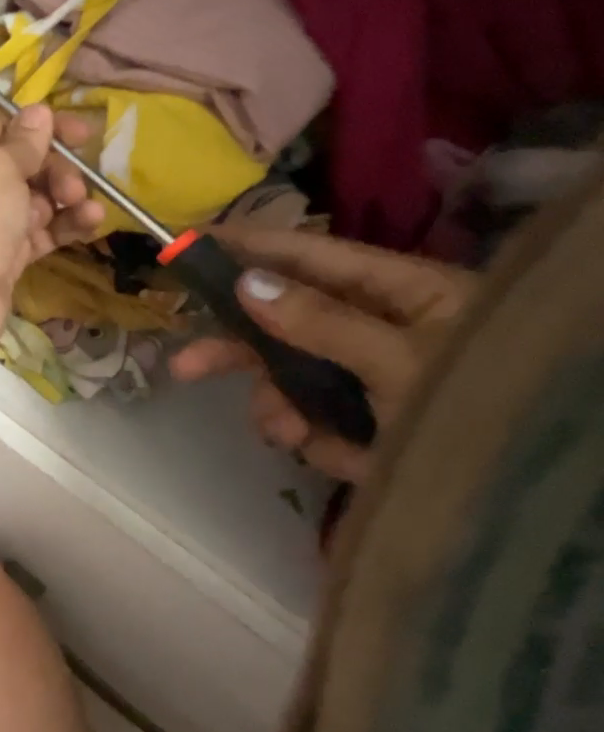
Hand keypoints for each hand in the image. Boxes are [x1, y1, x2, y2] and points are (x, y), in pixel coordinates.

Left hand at [0, 106, 105, 379]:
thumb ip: (22, 142)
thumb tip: (37, 112)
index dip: (41, 128)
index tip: (84, 135)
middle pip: (20, 164)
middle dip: (56, 169)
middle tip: (73, 187)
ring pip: (33, 199)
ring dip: (67, 198)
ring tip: (86, 208)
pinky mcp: (0, 256)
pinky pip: (38, 231)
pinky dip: (64, 225)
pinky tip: (92, 224)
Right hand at [169, 225, 476, 483]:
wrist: (545, 487)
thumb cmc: (482, 401)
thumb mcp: (400, 358)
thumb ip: (321, 321)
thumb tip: (246, 282)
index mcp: (405, 294)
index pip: (311, 256)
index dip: (249, 247)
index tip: (187, 243)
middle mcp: (386, 330)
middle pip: (288, 325)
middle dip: (239, 352)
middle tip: (185, 367)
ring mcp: (382, 379)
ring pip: (298, 381)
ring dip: (283, 408)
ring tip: (290, 435)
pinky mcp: (382, 426)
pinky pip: (326, 424)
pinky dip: (327, 443)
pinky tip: (351, 459)